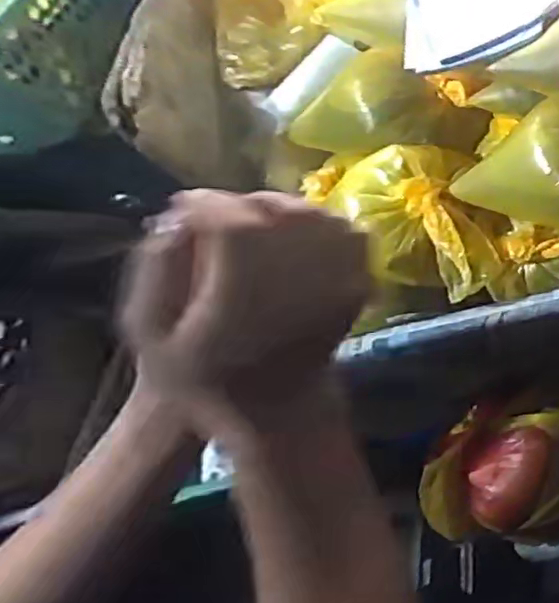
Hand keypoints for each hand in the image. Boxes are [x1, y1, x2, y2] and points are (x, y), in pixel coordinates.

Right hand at [120, 191, 370, 427]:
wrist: (279, 400)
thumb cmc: (202, 373)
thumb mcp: (150, 332)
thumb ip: (158, 270)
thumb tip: (176, 218)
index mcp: (241, 299)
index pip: (239, 229)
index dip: (211, 205)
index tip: (185, 202)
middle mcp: (301, 286)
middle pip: (287, 216)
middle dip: (248, 203)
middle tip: (219, 212)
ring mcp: (342, 284)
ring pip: (324, 220)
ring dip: (288, 208)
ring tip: (255, 219)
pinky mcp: (363, 285)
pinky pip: (353, 236)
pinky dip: (325, 223)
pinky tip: (296, 232)